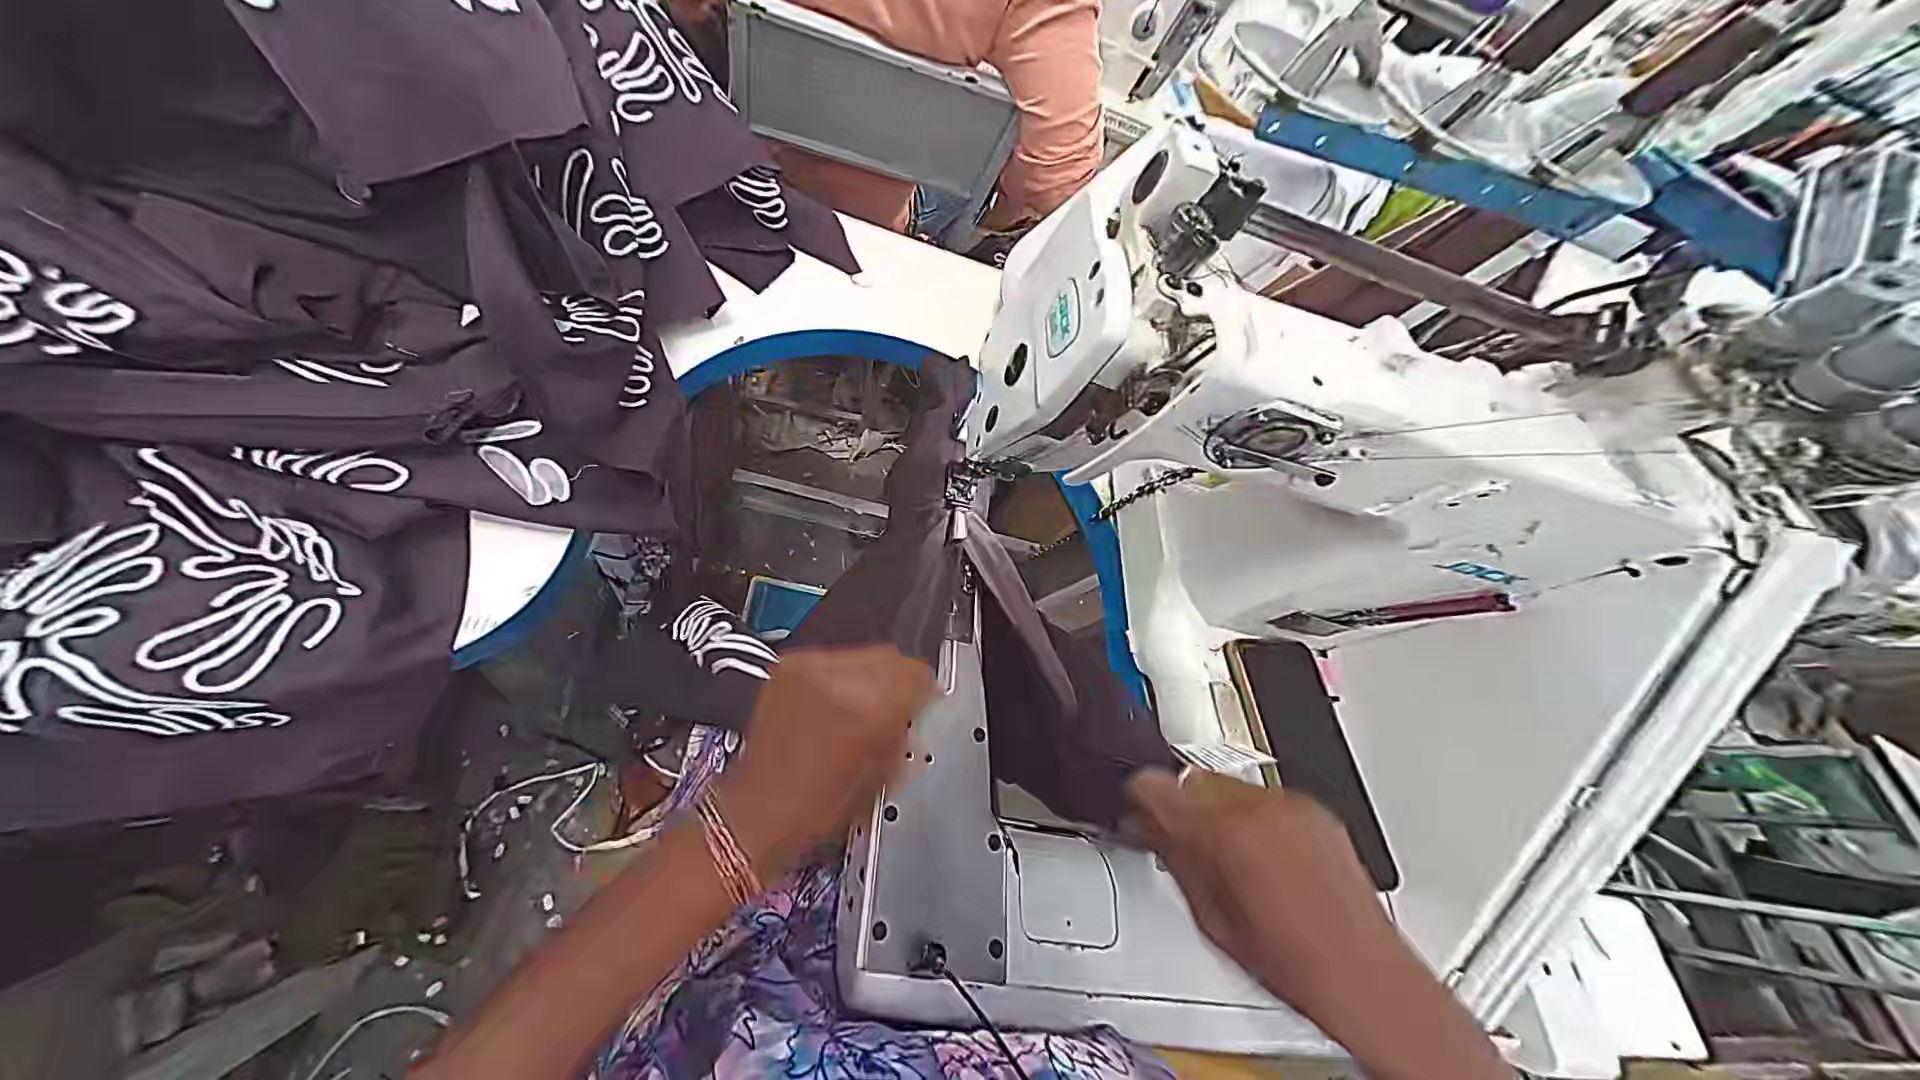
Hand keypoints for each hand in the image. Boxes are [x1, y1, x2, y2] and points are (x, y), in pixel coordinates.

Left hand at [719, 646, 933, 879]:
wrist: (757, 812)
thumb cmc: (813, 807)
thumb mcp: (882, 774)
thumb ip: (905, 731)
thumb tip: (916, 708)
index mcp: (868, 707)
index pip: (917, 673)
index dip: (926, 689)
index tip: (925, 699)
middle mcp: (837, 679)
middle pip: (892, 656)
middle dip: (899, 680)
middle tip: (897, 704)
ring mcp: (808, 669)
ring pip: (863, 653)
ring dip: (870, 676)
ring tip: (861, 706)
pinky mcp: (788, 668)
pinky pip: (831, 658)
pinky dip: (840, 675)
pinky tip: (835, 702)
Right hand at [1126, 769, 1510, 1079]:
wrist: (1369, 981)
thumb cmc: (1298, 966)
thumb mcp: (1210, 918)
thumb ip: (1173, 858)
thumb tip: (1145, 828)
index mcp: (1227, 833)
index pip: (1158, 786)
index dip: (1139, 797)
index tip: (1136, 808)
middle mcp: (1261, 809)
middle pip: (1190, 780)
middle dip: (1177, 805)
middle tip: (1172, 833)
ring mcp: (1292, 807)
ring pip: (1224, 783)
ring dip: (1212, 808)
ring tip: (1218, 849)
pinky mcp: (1315, 811)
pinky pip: (1261, 795)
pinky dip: (1247, 813)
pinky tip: (1251, 849)